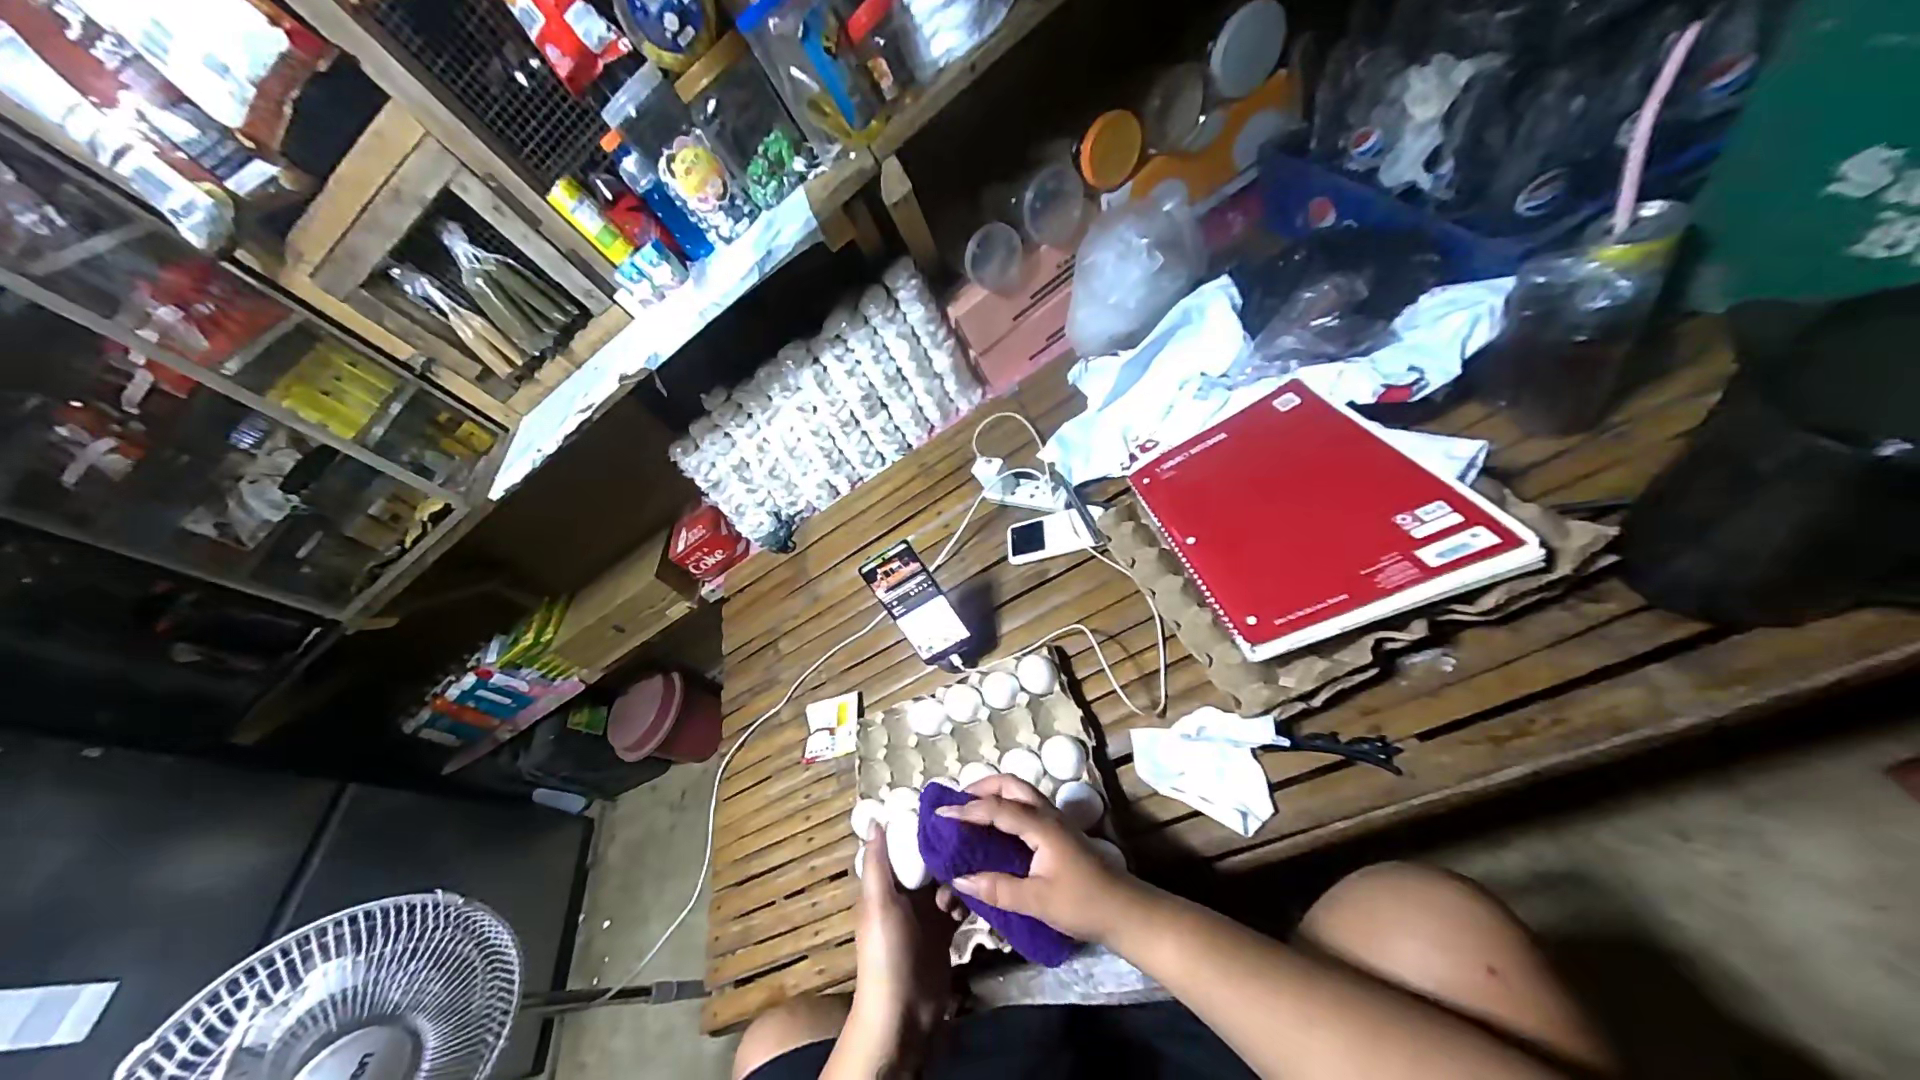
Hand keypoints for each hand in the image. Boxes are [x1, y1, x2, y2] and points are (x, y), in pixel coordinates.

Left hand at [851, 824, 962, 1037]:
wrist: (905, 1012)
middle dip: (946, 851)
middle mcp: (905, 894)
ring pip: (947, 880)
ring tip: (970, 875)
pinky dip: (968, 898)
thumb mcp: (878, 903)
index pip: (901, 845)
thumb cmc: (887, 952)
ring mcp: (927, 913)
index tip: (943, 809)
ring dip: (959, 876)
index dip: (918, 828)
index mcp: (884, 884)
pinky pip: (960, 903)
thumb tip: (877, 818)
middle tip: (969, 840)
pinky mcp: (945, 930)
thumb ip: (878, 863)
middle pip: (928, 860)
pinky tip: (977, 896)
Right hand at [934, 774, 1149, 944]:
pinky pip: (1027, 806)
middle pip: (1012, 786)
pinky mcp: (1059, 832)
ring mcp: (1055, 821)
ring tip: (972, 808)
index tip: (940, 814)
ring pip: (1021, 793)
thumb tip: (960, 879)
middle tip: (958, 801)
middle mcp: (1048, 815)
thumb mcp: (1037, 901)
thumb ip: (998, 889)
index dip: (967, 810)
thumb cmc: (1083, 904)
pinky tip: (997, 826)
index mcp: (1041, 826)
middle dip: (983, 787)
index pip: (997, 809)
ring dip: (995, 793)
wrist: (1125, 910)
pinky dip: (1007, 806)